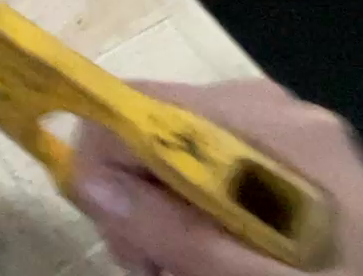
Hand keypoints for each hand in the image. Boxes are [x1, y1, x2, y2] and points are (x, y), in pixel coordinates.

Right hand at [72, 80, 362, 275]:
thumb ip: (175, 231)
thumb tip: (84, 182)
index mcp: (278, 127)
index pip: (142, 108)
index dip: (105, 160)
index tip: (107, 222)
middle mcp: (271, 105)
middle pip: (150, 124)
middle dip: (130, 189)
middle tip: (143, 256)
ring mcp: (275, 124)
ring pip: (163, 141)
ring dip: (149, 199)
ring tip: (168, 257)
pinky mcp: (275, 147)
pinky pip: (191, 153)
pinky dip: (179, 198)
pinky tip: (198, 243)